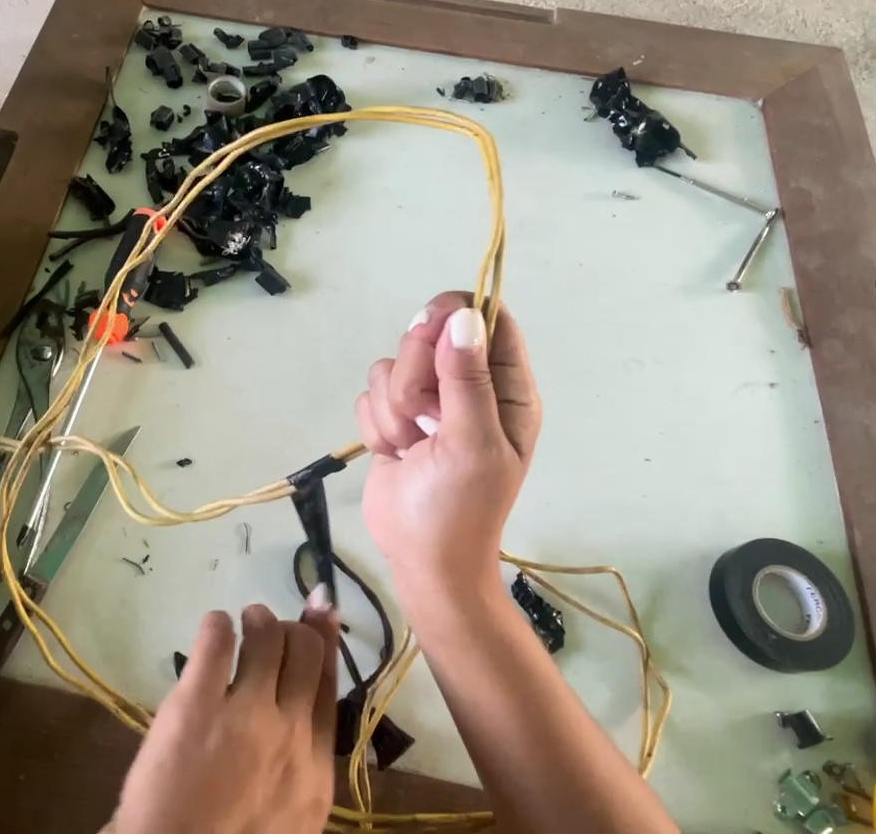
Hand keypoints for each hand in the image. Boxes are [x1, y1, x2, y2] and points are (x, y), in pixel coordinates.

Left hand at [110, 596, 338, 833]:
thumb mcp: (288, 814)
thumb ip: (297, 763)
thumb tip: (296, 712)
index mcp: (314, 768)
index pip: (330, 684)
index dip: (326, 638)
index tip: (322, 609)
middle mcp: (289, 733)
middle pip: (305, 650)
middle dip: (291, 628)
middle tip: (267, 628)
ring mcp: (245, 714)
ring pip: (268, 635)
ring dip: (257, 618)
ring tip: (242, 621)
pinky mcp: (197, 701)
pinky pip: (218, 637)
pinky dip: (218, 624)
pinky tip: (213, 630)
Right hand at [355, 292, 540, 598]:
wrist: (422, 560)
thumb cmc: (461, 509)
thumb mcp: (473, 445)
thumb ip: (467, 380)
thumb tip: (463, 318)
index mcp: (506, 388)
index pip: (488, 319)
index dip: (455, 314)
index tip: (428, 332)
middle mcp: (467, 386)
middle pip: (427, 335)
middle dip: (414, 378)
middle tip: (426, 420)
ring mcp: (428, 402)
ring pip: (391, 365)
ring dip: (393, 410)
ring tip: (412, 446)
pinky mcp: (393, 417)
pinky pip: (369, 393)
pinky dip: (376, 426)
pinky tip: (396, 453)